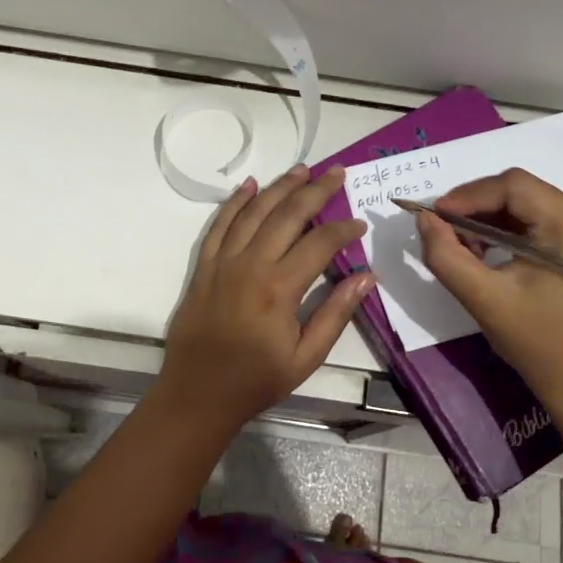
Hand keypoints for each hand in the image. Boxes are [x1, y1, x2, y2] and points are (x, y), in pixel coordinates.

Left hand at [154, 165, 374, 432]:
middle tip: (336, 172)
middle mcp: (250, 265)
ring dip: (279, 187)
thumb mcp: (306, 357)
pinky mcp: (204, 267)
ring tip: (301, 169)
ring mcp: (223, 263)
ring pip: (253, 212)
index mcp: (279, 288)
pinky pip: (219, 225)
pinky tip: (249, 186)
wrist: (197, 393)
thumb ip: (336, 314)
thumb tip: (365, 277)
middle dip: (315, 190)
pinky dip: (234, 203)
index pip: (320, 243)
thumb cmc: (256, 380)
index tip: (360, 223)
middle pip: (287, 215)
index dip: (343, 229)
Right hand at [414, 168, 562, 391]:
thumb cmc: (537, 341)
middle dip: (475, 207)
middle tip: (443, 231)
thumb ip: (446, 256)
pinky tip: (481, 252)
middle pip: (518, 191)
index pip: (513, 186)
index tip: (434, 217)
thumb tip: (423, 219)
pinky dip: (501, 231)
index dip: (468, 196)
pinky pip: (531, 222)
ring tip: (460, 245)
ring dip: (485, 219)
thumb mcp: (484, 299)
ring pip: (522, 204)